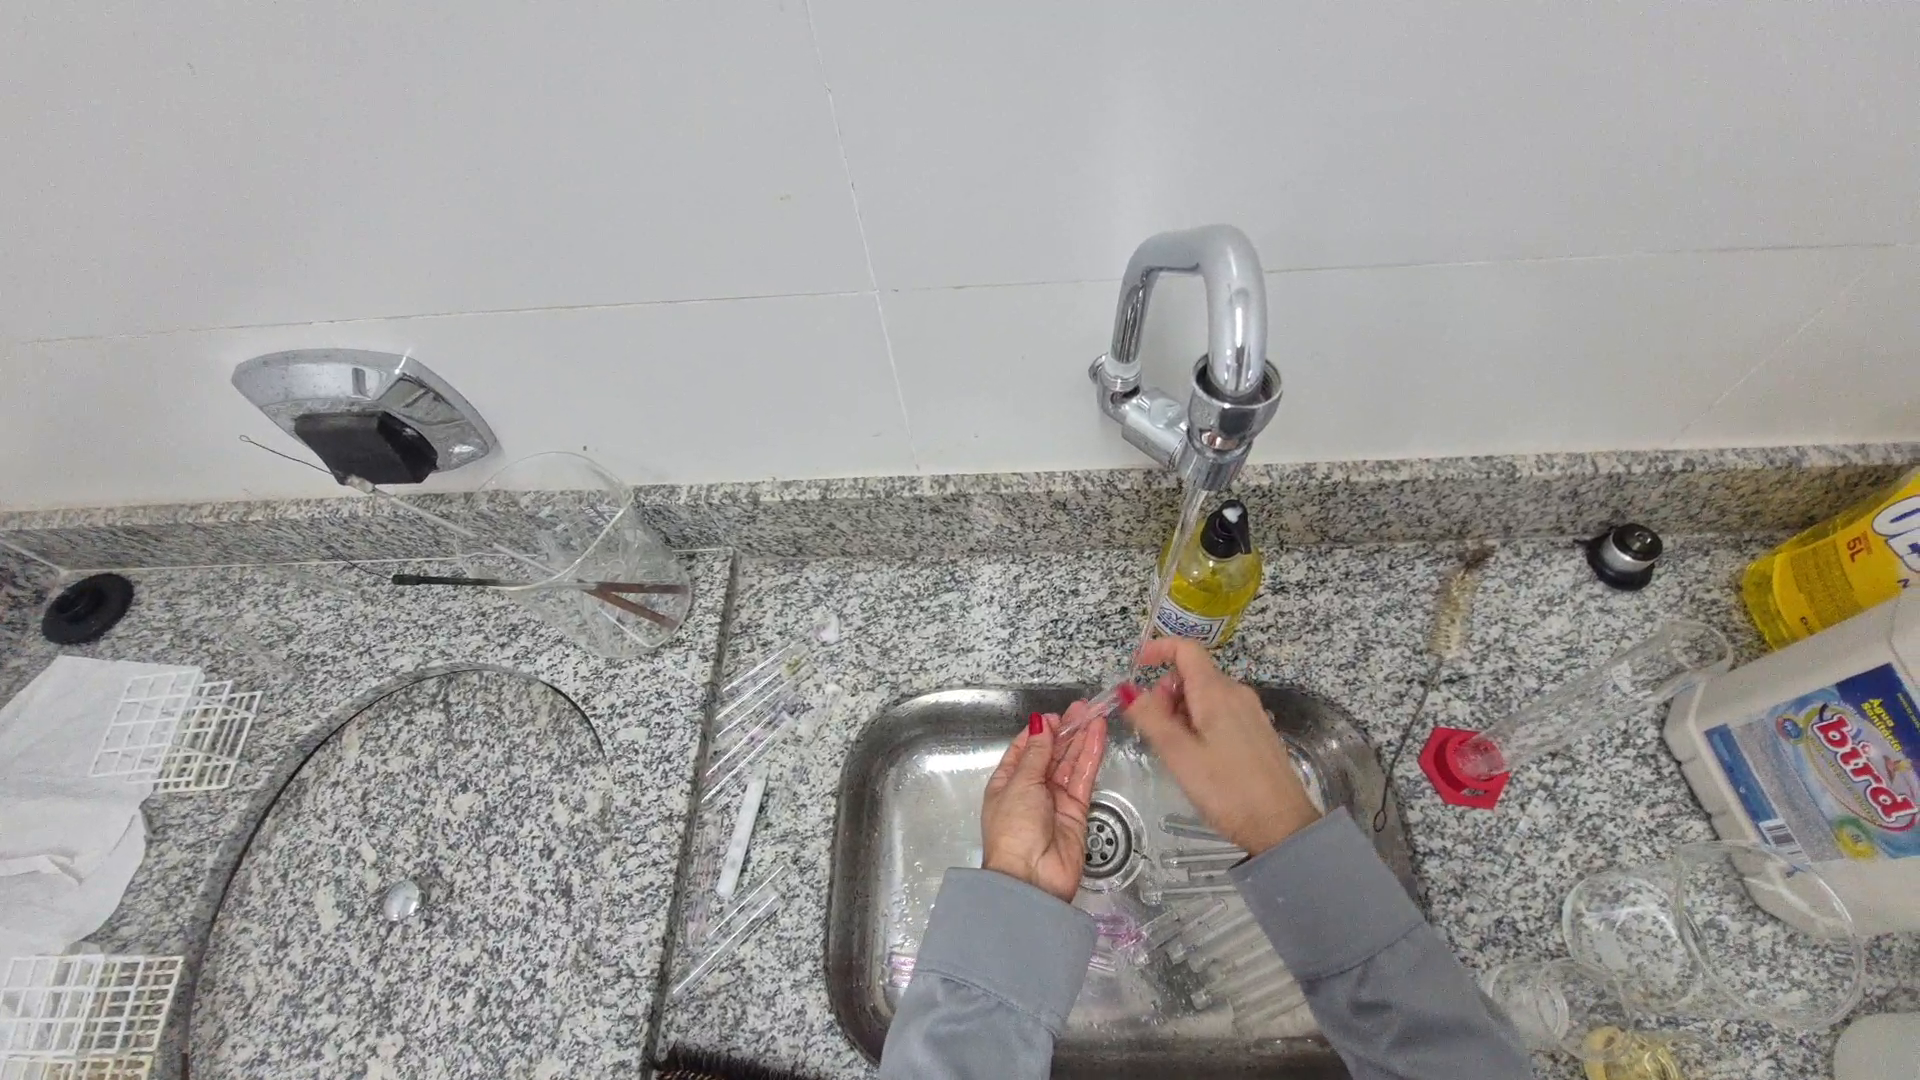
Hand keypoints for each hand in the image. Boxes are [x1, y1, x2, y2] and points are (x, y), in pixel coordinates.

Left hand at [981, 701, 1108, 901]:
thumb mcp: (1019, 784)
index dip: (1040, 731)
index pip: (1025, 749)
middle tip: (1083, 708)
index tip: (1055, 715)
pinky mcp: (1077, 810)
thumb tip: (1040, 724)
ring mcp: (1055, 800)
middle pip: (1051, 753)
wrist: (1031, 879)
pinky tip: (1098, 734)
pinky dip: (1091, 755)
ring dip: (1082, 738)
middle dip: (1066, 730)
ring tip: (1094, 714)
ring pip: (1070, 762)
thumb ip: (1036, 753)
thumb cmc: (1014, 829)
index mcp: (1007, 782)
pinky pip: (1084, 777)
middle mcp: (1031, 789)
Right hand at [1124, 638, 1320, 855]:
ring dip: (1180, 710)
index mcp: (1216, 692)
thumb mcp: (1179, 755)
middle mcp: (1236, 693)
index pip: (1186, 649)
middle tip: (1154, 728)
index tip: (1136, 666)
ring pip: (1204, 694)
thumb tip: (1127, 689)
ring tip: (1174, 749)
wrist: (1283, 828)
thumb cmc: (1228, 791)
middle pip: (1192, 673)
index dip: (1158, 649)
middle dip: (1165, 691)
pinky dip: (1198, 721)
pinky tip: (1196, 755)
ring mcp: (1250, 712)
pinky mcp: (1257, 731)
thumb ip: (1150, 718)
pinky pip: (1219, 711)